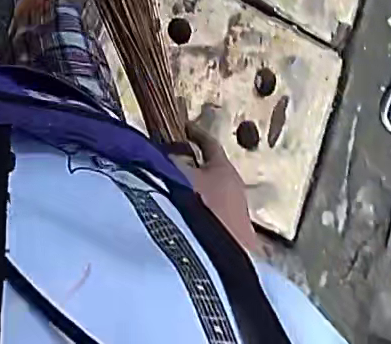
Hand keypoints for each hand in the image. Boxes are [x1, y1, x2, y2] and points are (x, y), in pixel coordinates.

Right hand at [175, 123, 260, 254]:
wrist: (221, 264)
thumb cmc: (199, 208)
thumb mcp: (175, 176)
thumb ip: (164, 160)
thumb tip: (152, 151)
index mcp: (225, 169)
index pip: (209, 143)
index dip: (194, 132)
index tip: (183, 126)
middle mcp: (236, 189)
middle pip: (212, 171)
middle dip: (192, 166)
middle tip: (171, 161)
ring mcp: (238, 218)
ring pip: (212, 195)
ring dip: (193, 192)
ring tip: (170, 192)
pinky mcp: (235, 243)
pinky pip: (212, 218)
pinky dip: (197, 213)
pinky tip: (181, 218)